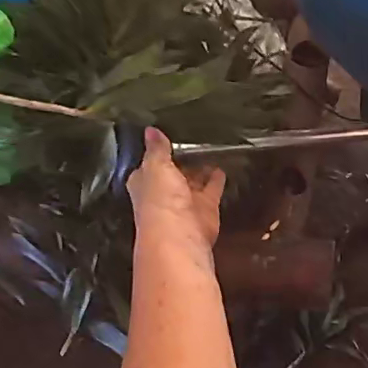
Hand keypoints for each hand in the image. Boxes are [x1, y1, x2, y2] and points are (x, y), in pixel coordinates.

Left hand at [127, 127, 224, 254]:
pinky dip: (216, 180)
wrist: (180, 237)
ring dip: (200, 169)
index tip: (165, 134)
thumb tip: (151, 130)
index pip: (149, 164)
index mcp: (145, 183)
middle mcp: (163, 193)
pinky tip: (222, 166)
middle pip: (173, 172)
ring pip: (193, 181)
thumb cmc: (160, 201)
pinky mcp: (206, 209)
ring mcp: (185, 202)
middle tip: (193, 138)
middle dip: (181, 160)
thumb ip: (157, 149)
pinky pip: (212, 189)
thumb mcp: (156, 167)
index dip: (157, 151)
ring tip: (210, 148)